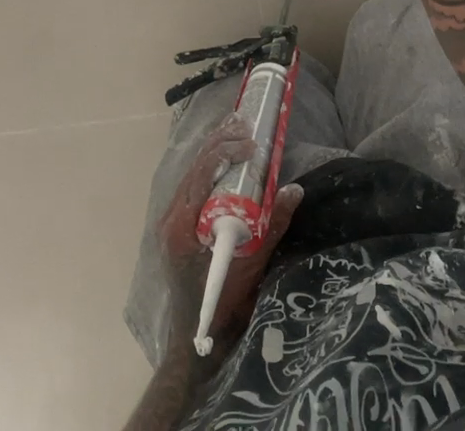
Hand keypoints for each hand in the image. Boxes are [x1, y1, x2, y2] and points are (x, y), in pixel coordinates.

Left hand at [158, 114, 304, 355]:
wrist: (198, 339)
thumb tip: (293, 189)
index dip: (225, 152)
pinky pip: (193, 188)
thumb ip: (272, 225)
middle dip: (220, 143)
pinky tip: (226, 156)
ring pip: (191, 175)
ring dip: (214, 151)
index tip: (253, 144)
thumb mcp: (253, 264)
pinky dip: (210, 169)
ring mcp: (172, 222)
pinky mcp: (178, 226)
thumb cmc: (224, 305)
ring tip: (236, 127)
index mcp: (183, 226)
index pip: (201, 174)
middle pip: (194, 168)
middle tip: (247, 125)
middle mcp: (171, 218)